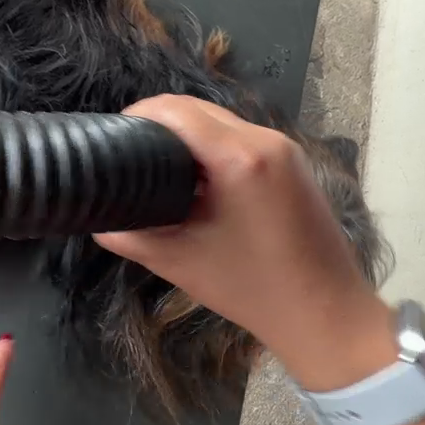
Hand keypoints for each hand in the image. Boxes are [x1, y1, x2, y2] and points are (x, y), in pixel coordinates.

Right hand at [95, 95, 396, 390]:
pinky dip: (211, 145)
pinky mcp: (294, 163)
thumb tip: (98, 219)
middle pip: (197, 108)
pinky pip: (240, 137)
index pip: (175, 110)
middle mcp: (265, 140)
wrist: (326, 315)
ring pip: (220, 120)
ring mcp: (285, 149)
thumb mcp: (176, 262)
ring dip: (185, 132)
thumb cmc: (250, 289)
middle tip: (127, 153)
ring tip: (154, 165)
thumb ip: (128, 234)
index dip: (136, 115)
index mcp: (238, 157)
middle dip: (157, 122)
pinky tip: (193, 177)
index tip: (112, 138)